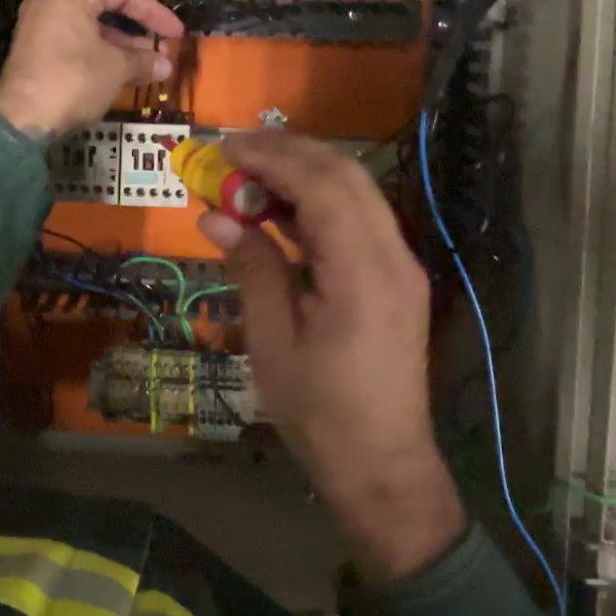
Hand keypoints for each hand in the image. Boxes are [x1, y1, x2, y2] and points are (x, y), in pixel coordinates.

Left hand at [0, 0, 184, 139]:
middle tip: (161, 48)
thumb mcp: (116, 68)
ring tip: (148, 64)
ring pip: (90, 26)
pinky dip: (100, 51)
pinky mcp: (35, 49)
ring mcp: (39, 24)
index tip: (176, 33)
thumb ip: (143, 60)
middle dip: (137, 29)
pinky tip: (122, 71)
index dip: (154, 12)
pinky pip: (75, 40)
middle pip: (104, 5)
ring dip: (121, 44)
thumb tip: (165, 65)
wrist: (23, 120)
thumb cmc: (74, 80)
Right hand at [197, 131, 462, 581]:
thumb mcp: (273, 343)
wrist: (383, 467)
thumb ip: (252, 269)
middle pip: (346, 176)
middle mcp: (393, 257)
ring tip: (249, 172)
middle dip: (289, 153)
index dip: (273, 158)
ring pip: (356, 192)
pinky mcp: (396, 277)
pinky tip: (279, 210)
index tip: (225, 148)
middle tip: (234, 151)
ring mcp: (401, 266)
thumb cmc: (321, 413)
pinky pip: (358, 219)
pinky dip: (318, 203)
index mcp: (364, 275)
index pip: (323, 187)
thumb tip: (215, 215)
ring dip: (304, 173)